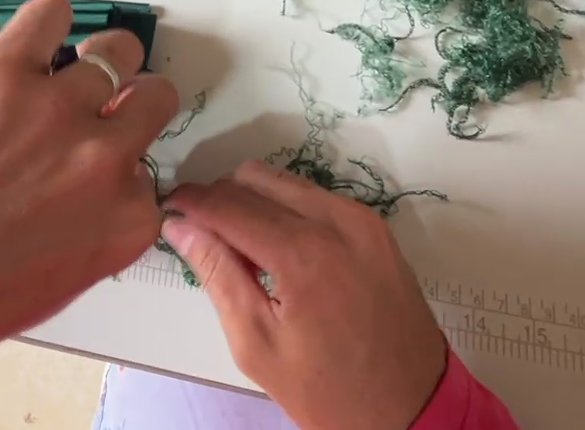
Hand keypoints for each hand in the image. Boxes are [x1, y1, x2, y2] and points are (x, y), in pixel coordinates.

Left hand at [0, 0, 178, 349]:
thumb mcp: (71, 270)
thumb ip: (102, 218)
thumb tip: (104, 179)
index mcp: (127, 215)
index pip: (149, 170)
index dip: (121, 167)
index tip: (94, 170)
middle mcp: (107, 154)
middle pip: (155, 97)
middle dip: (133, 102)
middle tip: (98, 108)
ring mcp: (58, 106)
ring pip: (117, 51)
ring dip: (103, 60)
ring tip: (73, 68)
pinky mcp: (6, 69)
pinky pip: (50, 14)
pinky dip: (50, 21)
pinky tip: (38, 40)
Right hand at [163, 161, 447, 429]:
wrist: (416, 410)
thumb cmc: (330, 393)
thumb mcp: (258, 347)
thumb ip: (217, 275)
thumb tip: (180, 226)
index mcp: (300, 255)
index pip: (227, 204)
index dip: (190, 201)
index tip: (168, 207)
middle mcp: (332, 221)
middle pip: (251, 179)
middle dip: (218, 198)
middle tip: (202, 232)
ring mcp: (358, 217)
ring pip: (281, 178)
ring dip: (250, 196)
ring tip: (239, 239)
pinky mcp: (373, 223)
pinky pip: (312, 193)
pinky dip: (284, 205)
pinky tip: (278, 243)